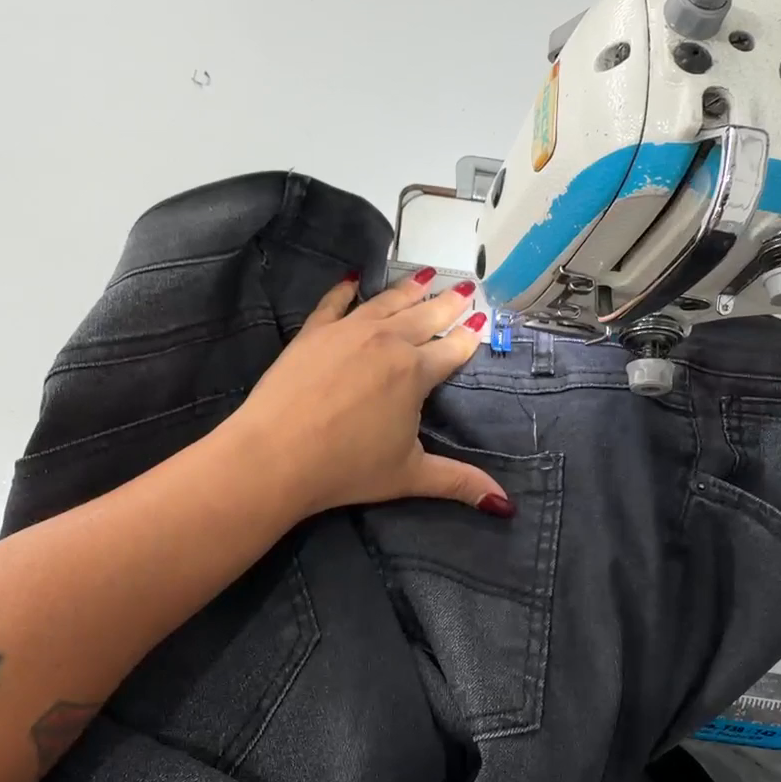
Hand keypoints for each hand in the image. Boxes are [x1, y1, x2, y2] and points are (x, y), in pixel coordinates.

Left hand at [218, 267, 507, 521]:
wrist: (275, 454)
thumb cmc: (347, 467)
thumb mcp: (409, 476)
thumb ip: (458, 482)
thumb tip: (505, 505)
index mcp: (415, 372)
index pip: (452, 349)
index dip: (469, 337)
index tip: (481, 320)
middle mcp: (387, 341)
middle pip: (425, 316)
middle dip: (447, 304)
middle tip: (463, 290)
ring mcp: (348, 331)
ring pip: (387, 303)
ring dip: (410, 289)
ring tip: (427, 276)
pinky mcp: (313, 331)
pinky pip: (335, 302)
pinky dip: (347, 289)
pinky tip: (354, 280)